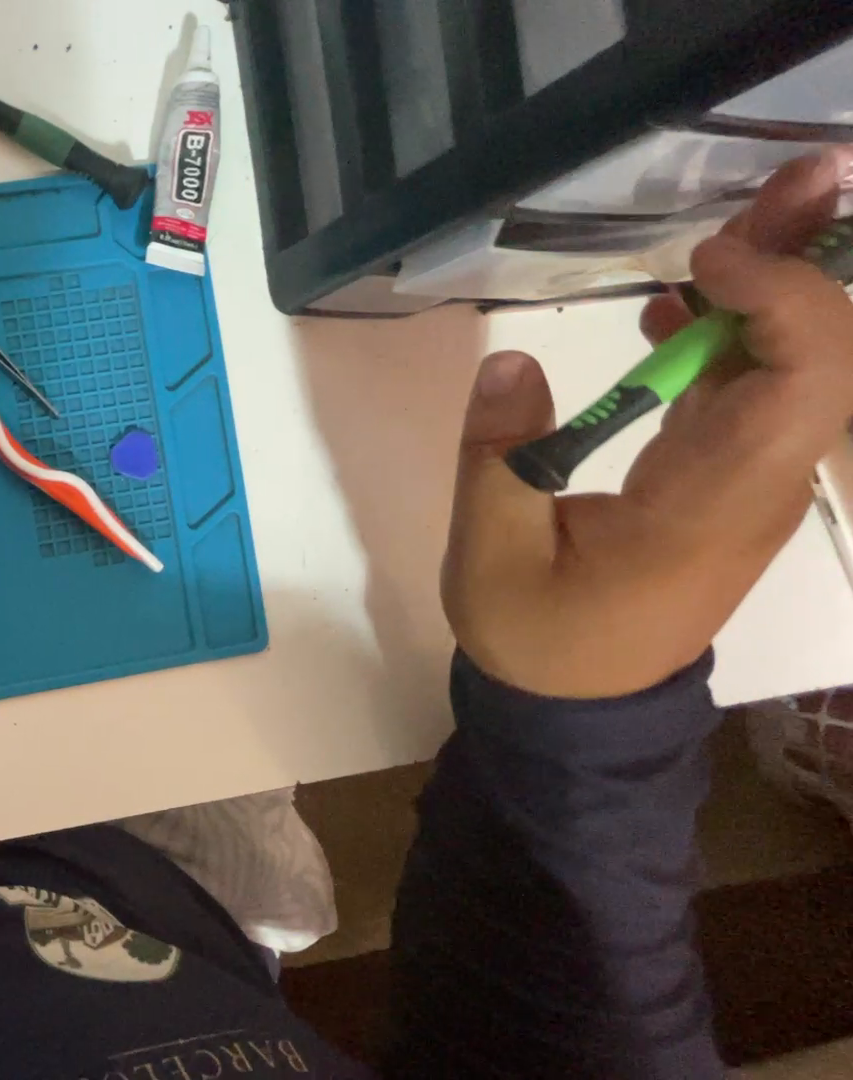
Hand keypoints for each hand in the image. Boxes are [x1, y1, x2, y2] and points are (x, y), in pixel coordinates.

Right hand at [444, 150, 852, 697]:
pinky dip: (732, 339)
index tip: (703, 256)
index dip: (784, 300)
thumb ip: (499, 456)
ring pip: (800, 368)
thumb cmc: (533, 629)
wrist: (577, 698)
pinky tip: (678, 311)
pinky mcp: (719, 483)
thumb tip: (507, 362)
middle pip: (827, 357)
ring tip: (738, 225)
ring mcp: (746, 481)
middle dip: (810, 266)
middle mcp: (758, 481)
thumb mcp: (490, 550)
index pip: (806, 380)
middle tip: (791, 183)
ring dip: (777, 292)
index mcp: (711, 500)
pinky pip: (755, 395)